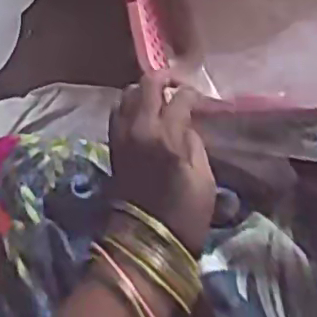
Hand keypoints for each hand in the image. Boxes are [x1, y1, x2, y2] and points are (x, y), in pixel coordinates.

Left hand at [109, 73, 215, 253]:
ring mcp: (121, 130)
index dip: (192, 94)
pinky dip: (131, 103)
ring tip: (160, 98)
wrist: (147, 238)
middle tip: (178, 85)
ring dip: (145, 89)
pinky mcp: (112, 139)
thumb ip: (194, 142)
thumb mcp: (204, 179)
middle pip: (148, 83)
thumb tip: (185, 123)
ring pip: (129, 91)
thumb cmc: (185, 214)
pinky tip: (143, 112)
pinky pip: (119, 108)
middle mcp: (139, 125)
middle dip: (165, 77)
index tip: (200, 99)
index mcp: (166, 136)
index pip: (179, 98)